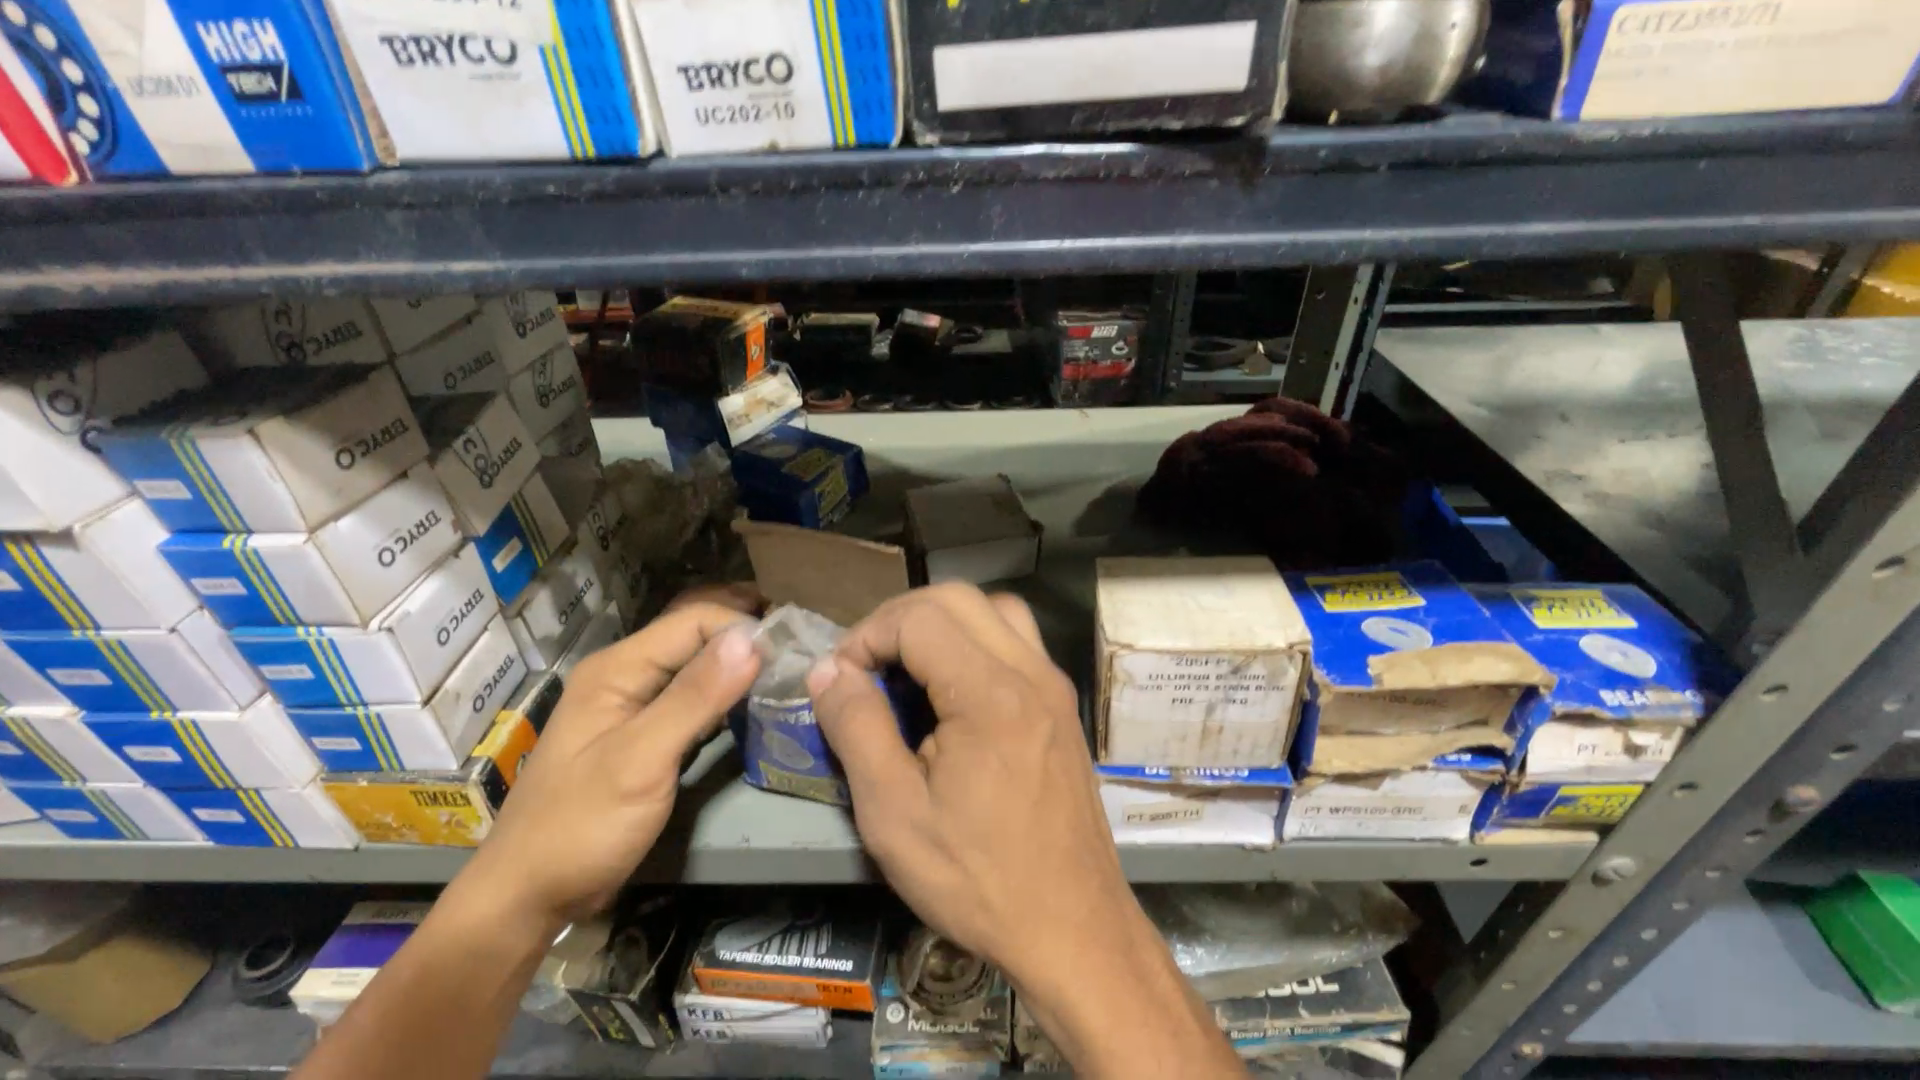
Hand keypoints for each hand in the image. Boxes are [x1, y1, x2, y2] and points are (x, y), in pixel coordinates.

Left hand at [458, 601, 761, 930]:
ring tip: (786, 671)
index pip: (692, 621)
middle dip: (742, 634)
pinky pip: (688, 701)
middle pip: (692, 636)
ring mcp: (631, 708)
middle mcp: (624, 677)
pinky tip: (753, 706)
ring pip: (692, 668)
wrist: (529, 894)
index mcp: (617, 669)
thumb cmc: (581, 825)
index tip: (792, 651)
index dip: (742, 628)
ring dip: (736, 664)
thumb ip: (695, 698)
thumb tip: (752, 639)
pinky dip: (722, 696)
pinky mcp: (642, 737)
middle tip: (797, 647)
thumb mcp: (642, 760)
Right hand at [805, 585, 1139, 986]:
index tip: (839, 681)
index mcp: (990, 694)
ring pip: (994, 611)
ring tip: (908, 671)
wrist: (1073, 929)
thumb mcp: (893, 814)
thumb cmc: (977, 879)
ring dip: (942, 623)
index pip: (917, 618)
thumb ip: (857, 728)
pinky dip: (977, 643)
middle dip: (899, 620)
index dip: (866, 636)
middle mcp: (1032, 673)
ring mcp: (1055, 687)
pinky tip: (953, 694)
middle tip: (865, 668)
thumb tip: (828, 670)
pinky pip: (1018, 643)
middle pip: (957, 598)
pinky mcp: (1064, 708)